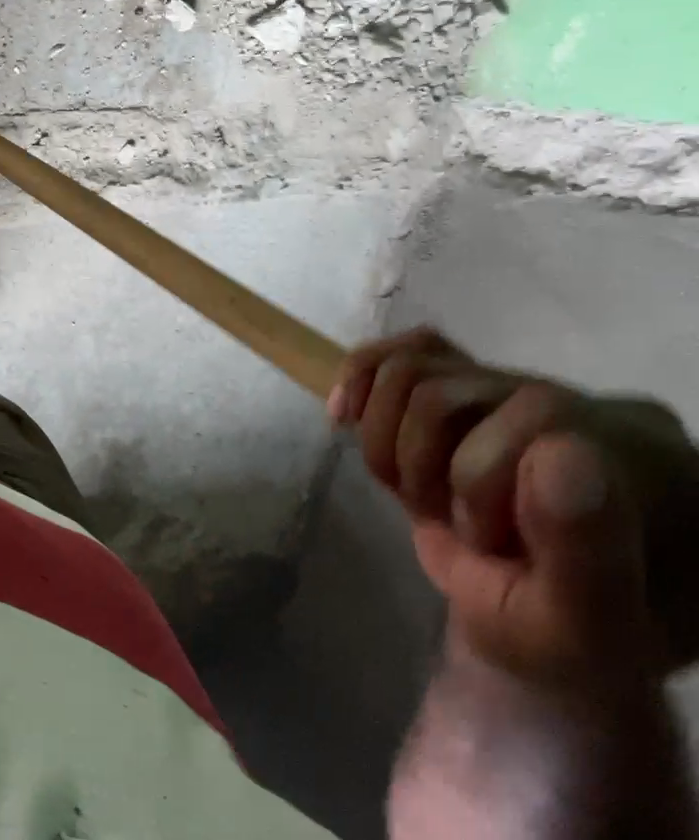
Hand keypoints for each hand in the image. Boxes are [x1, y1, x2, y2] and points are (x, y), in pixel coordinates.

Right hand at [342, 330, 698, 837]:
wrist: (526, 640)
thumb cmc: (568, 645)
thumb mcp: (589, 624)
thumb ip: (590, 543)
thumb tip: (561, 446)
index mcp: (651, 459)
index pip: (534, 420)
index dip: (481, 487)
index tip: (478, 547)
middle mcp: (594, 414)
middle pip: (467, 390)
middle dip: (427, 465)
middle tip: (443, 527)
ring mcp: (520, 403)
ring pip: (423, 372)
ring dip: (389, 439)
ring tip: (407, 495)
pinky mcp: (462, 402)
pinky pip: (408, 351)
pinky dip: (367, 371)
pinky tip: (345, 405)